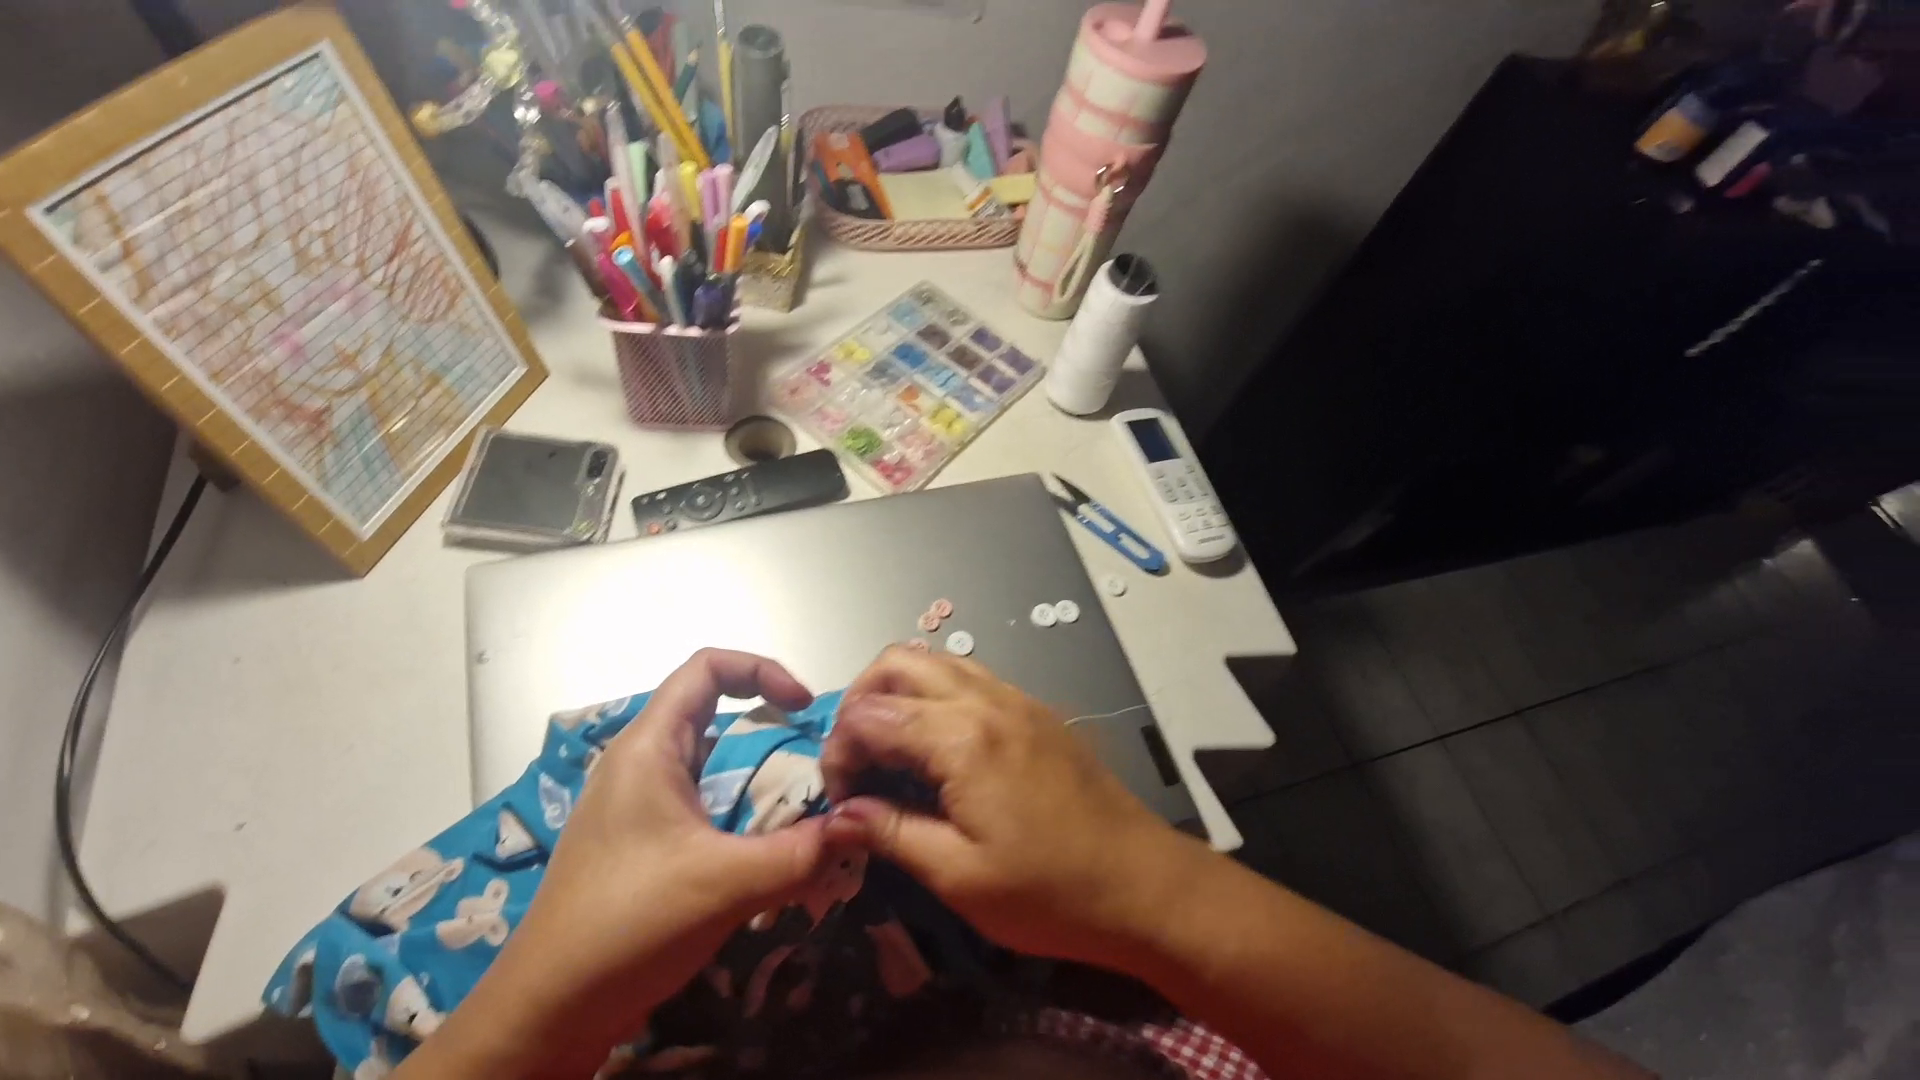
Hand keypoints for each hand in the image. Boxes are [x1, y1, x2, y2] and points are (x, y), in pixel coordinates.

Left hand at [406, 650, 838, 1078]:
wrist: (547, 1009)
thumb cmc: (628, 924)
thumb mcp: (725, 884)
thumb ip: (801, 853)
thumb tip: (861, 828)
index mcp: (650, 747)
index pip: (707, 667)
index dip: (762, 670)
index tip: (803, 706)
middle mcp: (640, 763)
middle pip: (714, 713)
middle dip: (772, 729)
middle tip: (818, 762)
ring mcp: (636, 804)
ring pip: (711, 763)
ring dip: (760, 775)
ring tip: (803, 806)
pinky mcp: (640, 842)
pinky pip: (701, 802)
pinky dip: (741, 810)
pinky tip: (766, 848)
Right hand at [819, 647, 1203, 967]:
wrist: (1143, 884)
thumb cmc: (1049, 892)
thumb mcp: (958, 875)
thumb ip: (890, 833)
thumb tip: (837, 816)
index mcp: (961, 737)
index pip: (869, 715)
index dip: (838, 753)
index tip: (843, 802)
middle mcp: (986, 700)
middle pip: (898, 662)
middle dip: (860, 703)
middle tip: (857, 762)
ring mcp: (1016, 699)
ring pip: (936, 661)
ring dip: (898, 694)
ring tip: (891, 753)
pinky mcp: (1035, 712)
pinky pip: (970, 679)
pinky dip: (935, 697)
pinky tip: (936, 750)